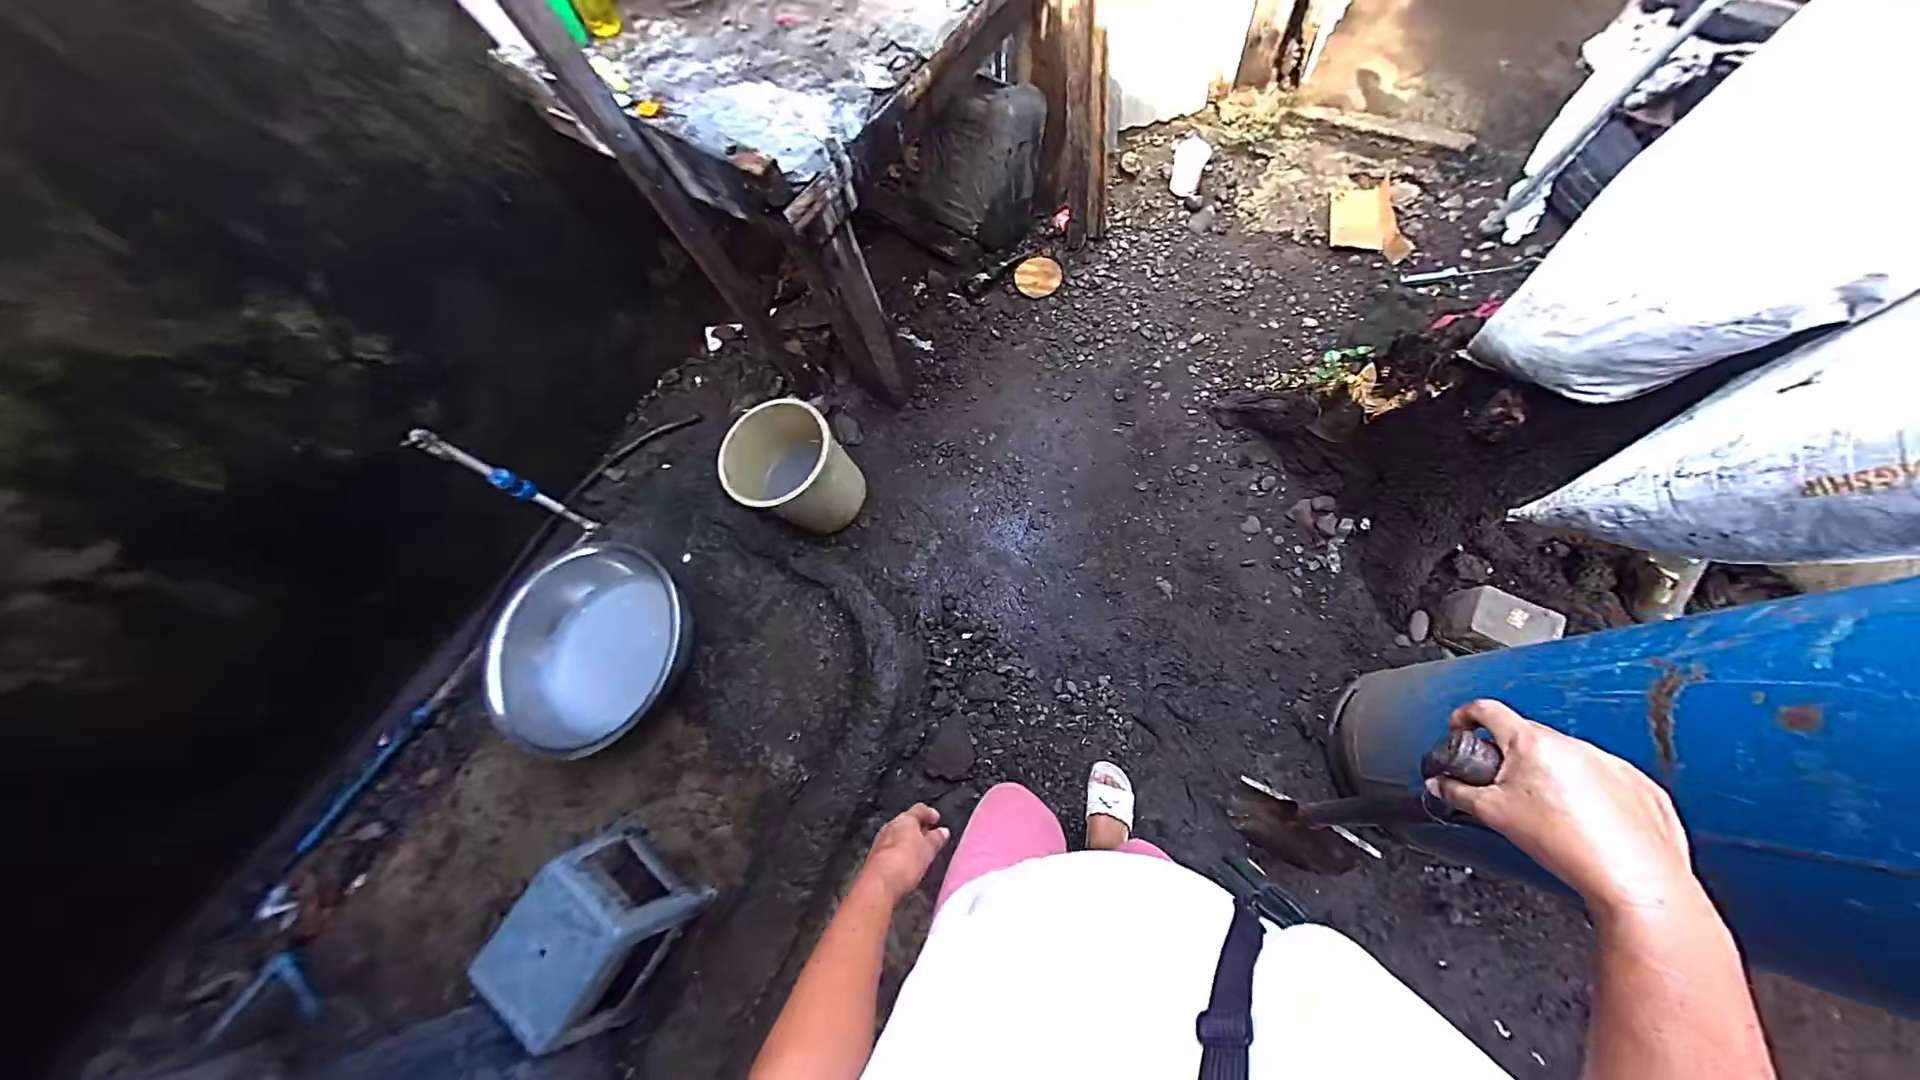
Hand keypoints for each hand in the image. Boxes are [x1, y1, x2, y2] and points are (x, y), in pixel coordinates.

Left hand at [857, 804, 949, 904]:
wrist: (879, 884)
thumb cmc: (906, 861)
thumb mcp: (928, 849)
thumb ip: (936, 838)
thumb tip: (943, 831)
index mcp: (905, 819)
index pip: (919, 810)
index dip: (929, 813)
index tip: (936, 818)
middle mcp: (890, 826)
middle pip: (906, 822)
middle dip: (918, 828)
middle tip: (929, 836)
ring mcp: (880, 842)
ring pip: (897, 836)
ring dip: (908, 841)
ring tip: (919, 852)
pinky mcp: (874, 858)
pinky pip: (890, 850)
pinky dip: (899, 853)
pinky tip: (905, 864)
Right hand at [1429, 700, 1698, 920]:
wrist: (1636, 884)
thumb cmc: (1569, 847)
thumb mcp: (1492, 814)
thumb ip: (1456, 791)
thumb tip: (1441, 785)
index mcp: (1533, 743)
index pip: (1487, 709)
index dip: (1465, 716)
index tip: (1462, 728)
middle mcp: (1575, 746)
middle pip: (1527, 735)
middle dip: (1510, 753)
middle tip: (1502, 783)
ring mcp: (1613, 765)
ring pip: (1566, 756)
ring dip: (1550, 772)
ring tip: (1548, 809)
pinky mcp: (1643, 787)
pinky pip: (1604, 776)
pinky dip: (1588, 791)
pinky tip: (1583, 819)